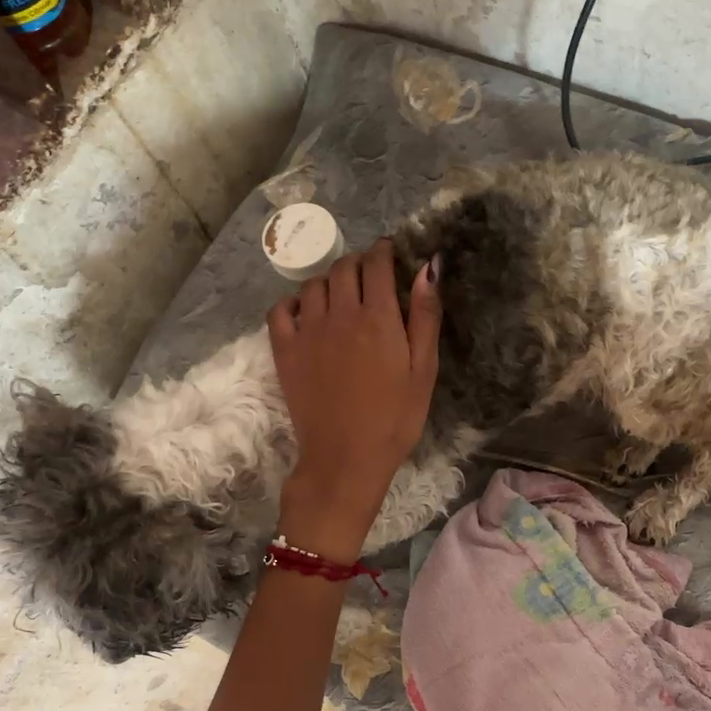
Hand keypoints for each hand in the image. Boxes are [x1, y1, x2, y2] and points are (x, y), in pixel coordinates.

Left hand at [267, 240, 439, 561]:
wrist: (346, 458)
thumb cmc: (395, 418)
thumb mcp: (424, 369)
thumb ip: (426, 315)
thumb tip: (429, 266)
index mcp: (378, 317)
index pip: (377, 263)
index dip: (385, 251)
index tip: (391, 254)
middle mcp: (340, 314)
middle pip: (344, 267)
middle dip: (360, 263)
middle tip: (371, 278)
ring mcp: (307, 330)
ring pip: (315, 284)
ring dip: (331, 281)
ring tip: (343, 296)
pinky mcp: (285, 350)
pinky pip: (281, 309)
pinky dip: (294, 302)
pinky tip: (307, 312)